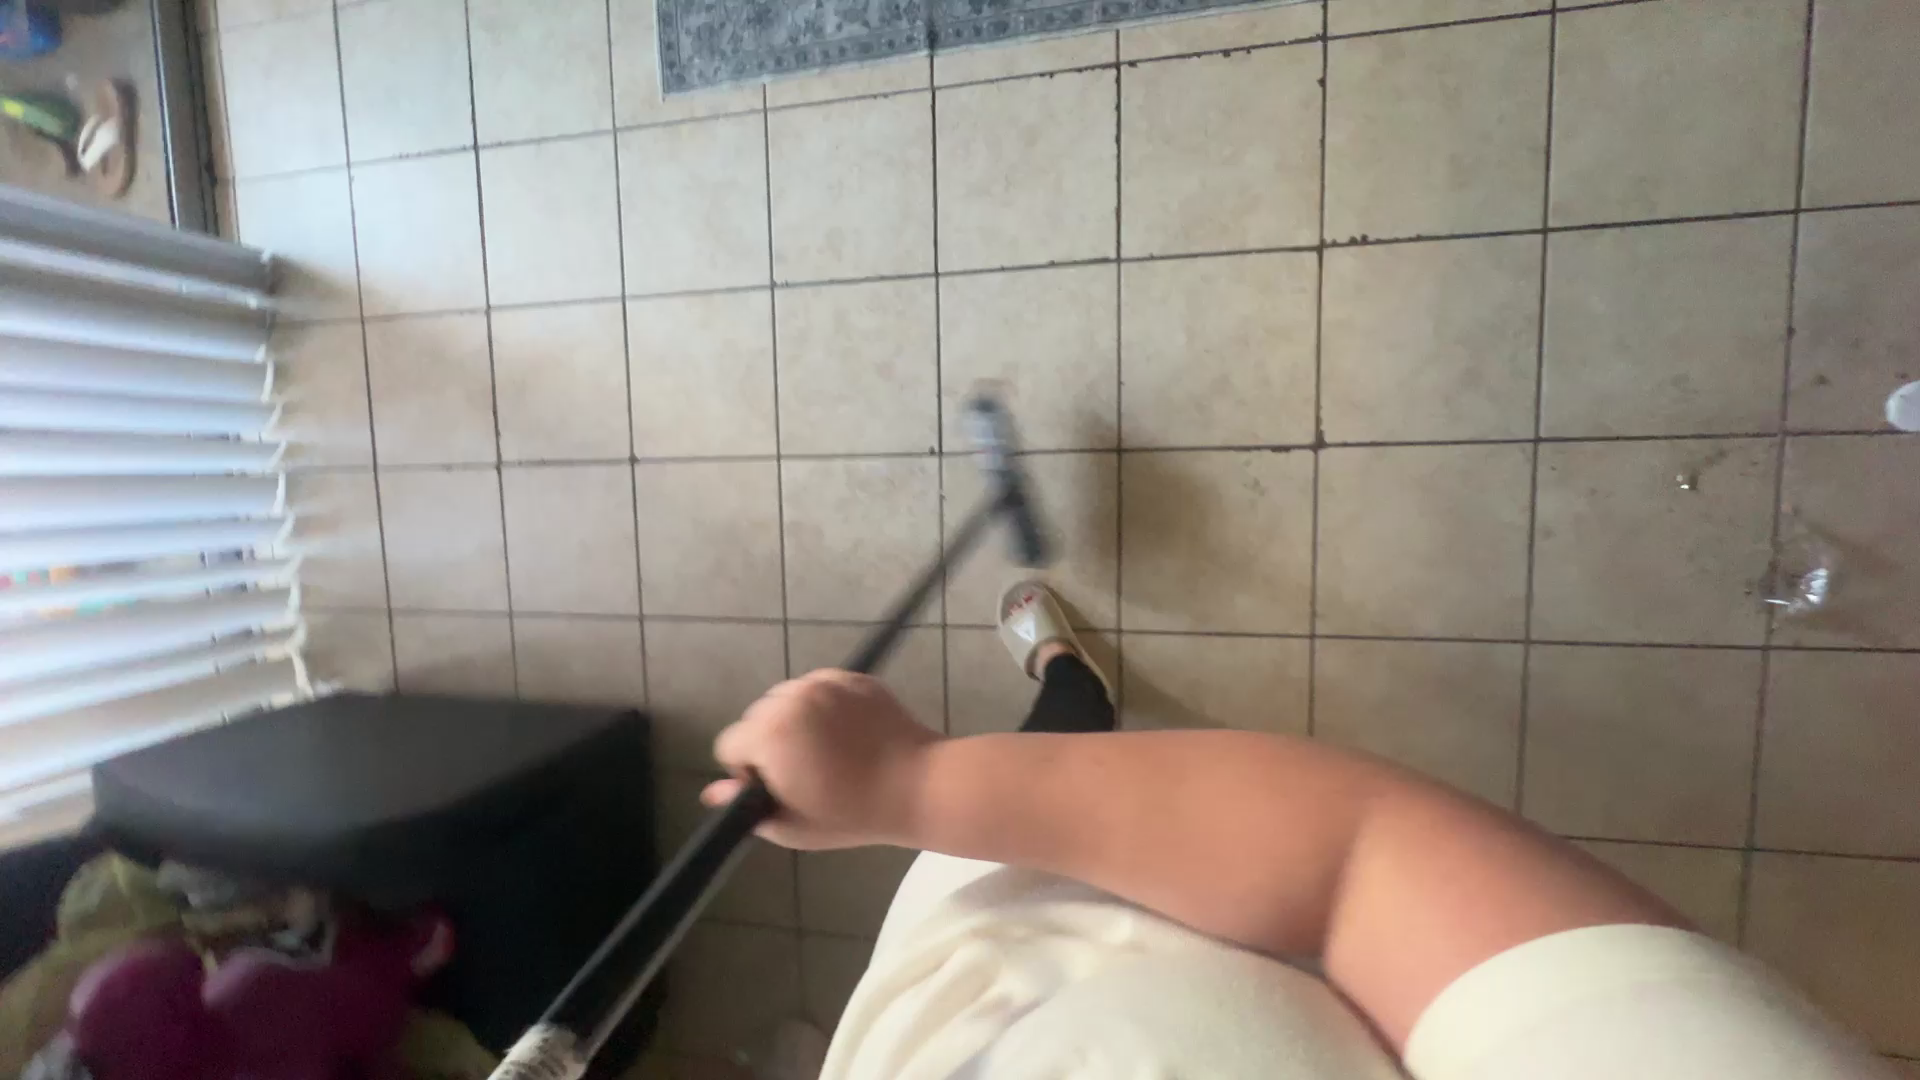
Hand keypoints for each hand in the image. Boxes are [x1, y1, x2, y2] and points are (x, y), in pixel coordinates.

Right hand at [703, 670, 939, 849]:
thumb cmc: (851, 812)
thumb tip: (714, 793)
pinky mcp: (853, 677)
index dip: (747, 771)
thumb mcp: (792, 824)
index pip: (730, 743)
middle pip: (757, 717)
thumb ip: (746, 806)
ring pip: (787, 698)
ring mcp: (825, 681)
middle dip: (769, 742)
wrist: (916, 783)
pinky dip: (823, 705)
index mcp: (771, 732)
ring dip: (795, 720)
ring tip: (828, 750)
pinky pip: (819, 687)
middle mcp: (792, 697)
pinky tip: (847, 732)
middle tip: (805, 771)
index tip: (778, 787)